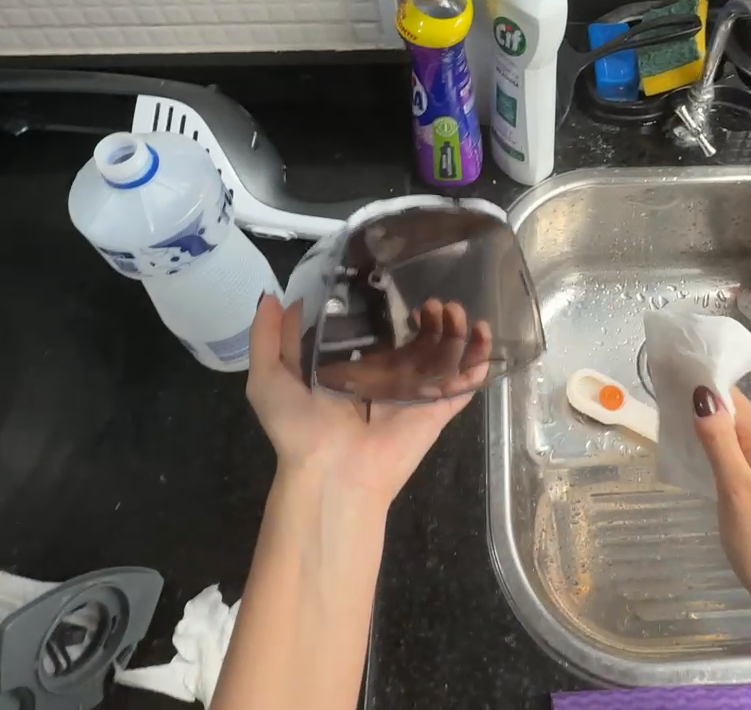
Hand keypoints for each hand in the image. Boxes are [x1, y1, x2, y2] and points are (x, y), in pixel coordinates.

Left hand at [245, 294, 482, 507]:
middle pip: (420, 338)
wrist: (331, 472)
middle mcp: (390, 378)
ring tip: (454, 309)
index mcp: (356, 369)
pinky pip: (465, 382)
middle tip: (432, 300)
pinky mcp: (437, 408)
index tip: (398, 278)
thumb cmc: (300, 426)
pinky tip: (483, 331)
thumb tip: (273, 296)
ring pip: (446, 353)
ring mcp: (416, 392)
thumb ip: (267, 338)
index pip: (380, 330)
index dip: (392, 305)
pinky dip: (480, 358)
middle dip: (432, 315)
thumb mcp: (267, 378)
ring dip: (455, 328)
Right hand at [692, 386, 750, 616]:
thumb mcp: (736, 493)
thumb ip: (719, 443)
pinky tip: (704, 464)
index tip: (671, 375)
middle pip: (738, 417)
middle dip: (704, 406)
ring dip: (712, 431)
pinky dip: (723, 453)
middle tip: (664, 401)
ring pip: (741, 439)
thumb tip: (702, 393)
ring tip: (675, 428)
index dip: (705, 385)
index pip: (735, 400)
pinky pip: (746, 459)